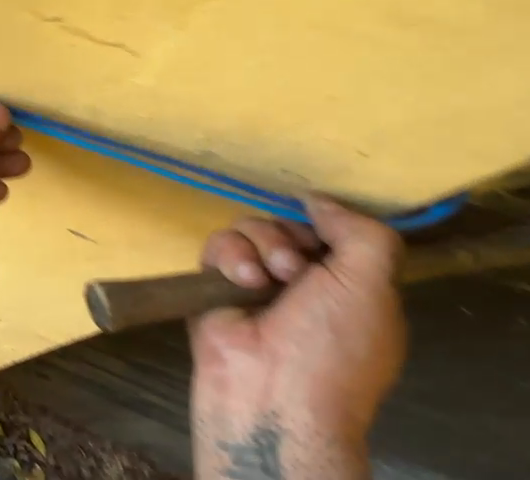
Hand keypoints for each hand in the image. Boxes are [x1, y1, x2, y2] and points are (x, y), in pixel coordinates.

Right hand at [189, 197, 406, 472]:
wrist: (271, 386)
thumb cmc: (332, 343)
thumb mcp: (370, 288)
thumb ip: (362, 235)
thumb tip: (315, 199)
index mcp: (351, 288)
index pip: (333, 233)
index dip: (325, 228)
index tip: (323, 239)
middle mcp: (304, 282)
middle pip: (286, 225)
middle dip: (285, 239)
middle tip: (292, 270)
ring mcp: (257, 282)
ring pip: (247, 229)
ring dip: (253, 248)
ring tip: (257, 280)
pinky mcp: (214, 282)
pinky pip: (215, 245)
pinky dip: (226, 258)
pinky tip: (235, 282)